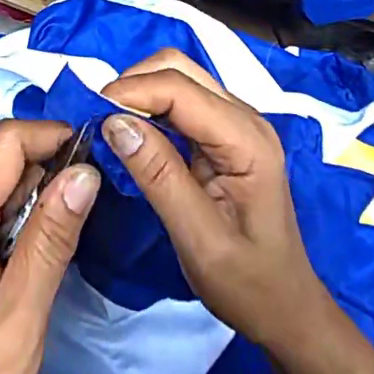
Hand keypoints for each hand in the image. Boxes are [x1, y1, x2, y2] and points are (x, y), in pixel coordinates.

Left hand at [0, 120, 99, 373]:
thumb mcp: (17, 322)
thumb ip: (51, 240)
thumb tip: (85, 173)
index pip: (9, 141)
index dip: (57, 137)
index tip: (96, 158)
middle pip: (5, 158)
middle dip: (53, 170)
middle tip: (86, 209)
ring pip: (1, 181)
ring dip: (39, 197)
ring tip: (61, 240)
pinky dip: (20, 218)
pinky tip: (31, 257)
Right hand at [100, 50, 335, 352]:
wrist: (285, 304)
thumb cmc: (248, 281)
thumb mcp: (199, 239)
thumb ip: (159, 176)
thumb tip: (115, 122)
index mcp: (246, 138)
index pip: (181, 88)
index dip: (132, 91)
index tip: (89, 114)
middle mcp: (245, 118)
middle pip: (183, 70)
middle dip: (135, 84)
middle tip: (96, 120)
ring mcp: (238, 124)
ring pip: (182, 81)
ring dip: (142, 93)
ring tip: (107, 125)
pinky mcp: (226, 136)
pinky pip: (185, 105)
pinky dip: (153, 109)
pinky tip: (132, 134)